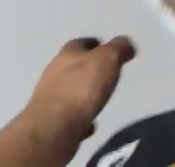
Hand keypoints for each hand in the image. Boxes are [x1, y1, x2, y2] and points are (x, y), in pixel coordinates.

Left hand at [20, 37, 135, 148]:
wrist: (51, 132)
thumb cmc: (81, 89)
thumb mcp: (108, 59)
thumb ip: (118, 48)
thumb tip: (125, 45)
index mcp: (67, 55)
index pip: (80, 43)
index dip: (95, 44)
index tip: (108, 49)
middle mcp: (53, 74)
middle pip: (72, 66)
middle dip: (88, 69)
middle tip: (106, 73)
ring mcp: (49, 100)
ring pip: (69, 91)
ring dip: (82, 93)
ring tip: (100, 98)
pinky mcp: (49, 124)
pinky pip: (68, 116)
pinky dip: (79, 116)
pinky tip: (90, 122)